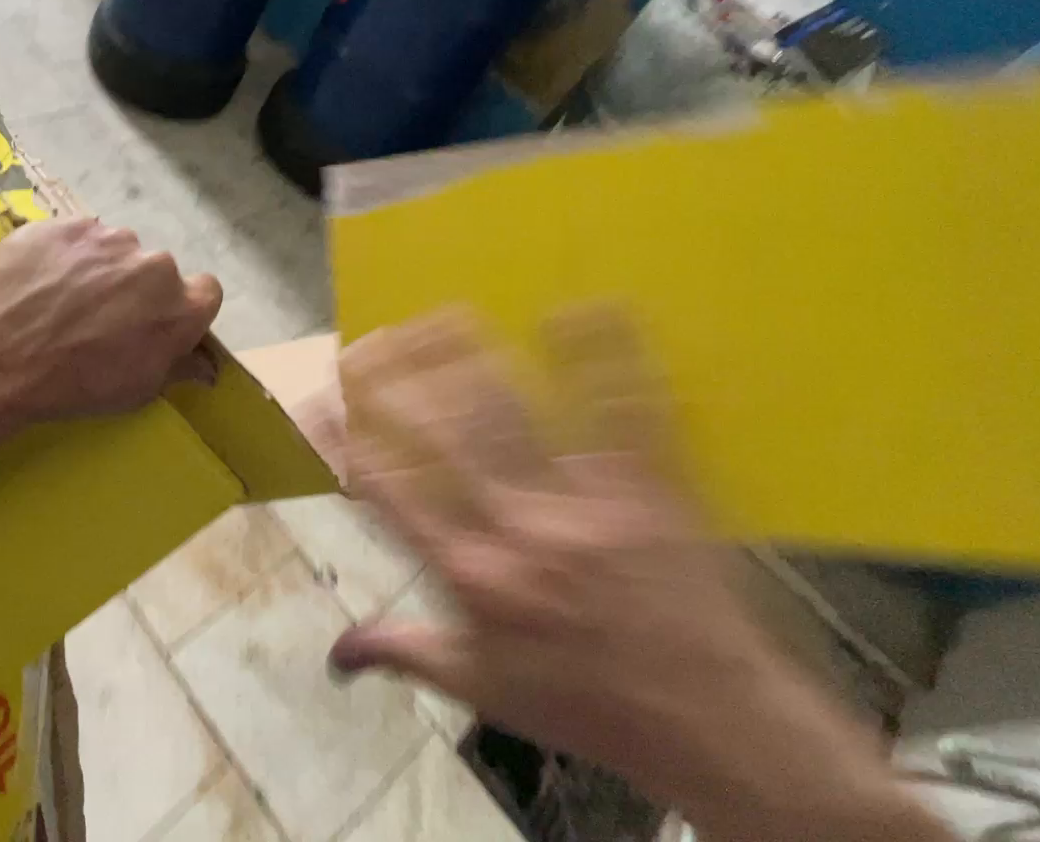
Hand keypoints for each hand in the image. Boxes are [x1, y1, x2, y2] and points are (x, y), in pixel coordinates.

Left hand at [0, 218, 222, 423]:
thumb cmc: (75, 385)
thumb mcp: (137, 390)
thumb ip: (178, 367)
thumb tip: (207, 365)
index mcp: (180, 306)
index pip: (204, 291)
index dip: (179, 307)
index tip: (152, 321)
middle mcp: (154, 263)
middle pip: (155, 270)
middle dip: (134, 288)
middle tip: (97, 316)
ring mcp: (106, 237)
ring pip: (114, 248)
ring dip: (98, 267)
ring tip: (62, 298)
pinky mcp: (64, 223)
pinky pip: (75, 236)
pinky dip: (64, 254)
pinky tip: (40, 281)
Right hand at [323, 309, 932, 841]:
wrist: (719, 729)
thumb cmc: (588, 706)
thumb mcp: (481, 689)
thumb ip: (401, 653)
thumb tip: (335, 652)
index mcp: (468, 575)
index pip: (386, 490)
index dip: (345, 439)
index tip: (321, 401)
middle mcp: (516, 532)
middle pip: (440, 436)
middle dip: (395, 381)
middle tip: (369, 342)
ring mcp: (587, 507)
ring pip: (516, 416)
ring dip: (472, 359)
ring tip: (443, 316)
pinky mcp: (656, 493)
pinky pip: (630, 414)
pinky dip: (607, 357)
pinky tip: (586, 309)